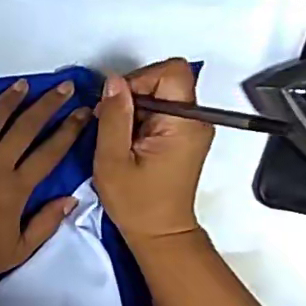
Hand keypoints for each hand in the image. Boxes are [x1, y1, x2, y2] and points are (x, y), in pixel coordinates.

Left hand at [0, 78, 90, 286]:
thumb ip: (46, 222)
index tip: (82, 112)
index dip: (68, 130)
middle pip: (23, 129)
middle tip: (62, 87)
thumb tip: (72, 198)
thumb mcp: (20, 249)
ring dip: (7, 102)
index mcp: (15, 189)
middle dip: (46, 105)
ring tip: (22, 85)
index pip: (48, 152)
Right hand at [93, 59, 212, 244]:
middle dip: (132, 93)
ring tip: (116, 137)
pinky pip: (158, 111)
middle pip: (165, 80)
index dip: (139, 79)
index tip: (117, 104)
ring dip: (132, 108)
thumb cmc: (136, 203)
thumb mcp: (112, 160)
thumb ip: (113, 117)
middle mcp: (195, 121)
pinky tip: (124, 142)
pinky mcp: (180, 136)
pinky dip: (136, 119)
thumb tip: (112, 82)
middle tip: (110, 121)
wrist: (159, 233)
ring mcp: (190, 128)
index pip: (170, 72)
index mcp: (184, 124)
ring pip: (158, 94)